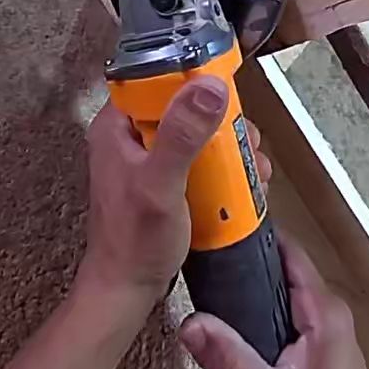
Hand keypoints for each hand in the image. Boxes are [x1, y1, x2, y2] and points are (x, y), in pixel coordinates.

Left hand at [78, 76, 234, 301]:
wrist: (126, 291)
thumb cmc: (135, 239)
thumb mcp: (161, 183)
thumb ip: (182, 135)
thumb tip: (211, 86)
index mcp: (115, 126)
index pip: (151, 81)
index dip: (188, 77)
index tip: (224, 88)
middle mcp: (128, 137)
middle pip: (178, 107)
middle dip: (218, 119)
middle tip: (246, 136)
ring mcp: (145, 160)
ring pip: (191, 134)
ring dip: (224, 145)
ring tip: (252, 162)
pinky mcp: (161, 181)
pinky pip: (194, 160)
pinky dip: (218, 167)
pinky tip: (243, 181)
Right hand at [178, 240, 368, 368]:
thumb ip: (228, 360)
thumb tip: (190, 323)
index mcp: (325, 313)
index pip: (289, 251)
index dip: (256, 233)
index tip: (223, 221)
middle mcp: (330, 314)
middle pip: (283, 267)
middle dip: (246, 259)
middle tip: (206, 253)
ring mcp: (328, 332)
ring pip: (284, 291)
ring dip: (253, 286)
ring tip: (213, 283)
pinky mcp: (321, 349)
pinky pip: (287, 311)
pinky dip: (262, 308)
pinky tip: (236, 321)